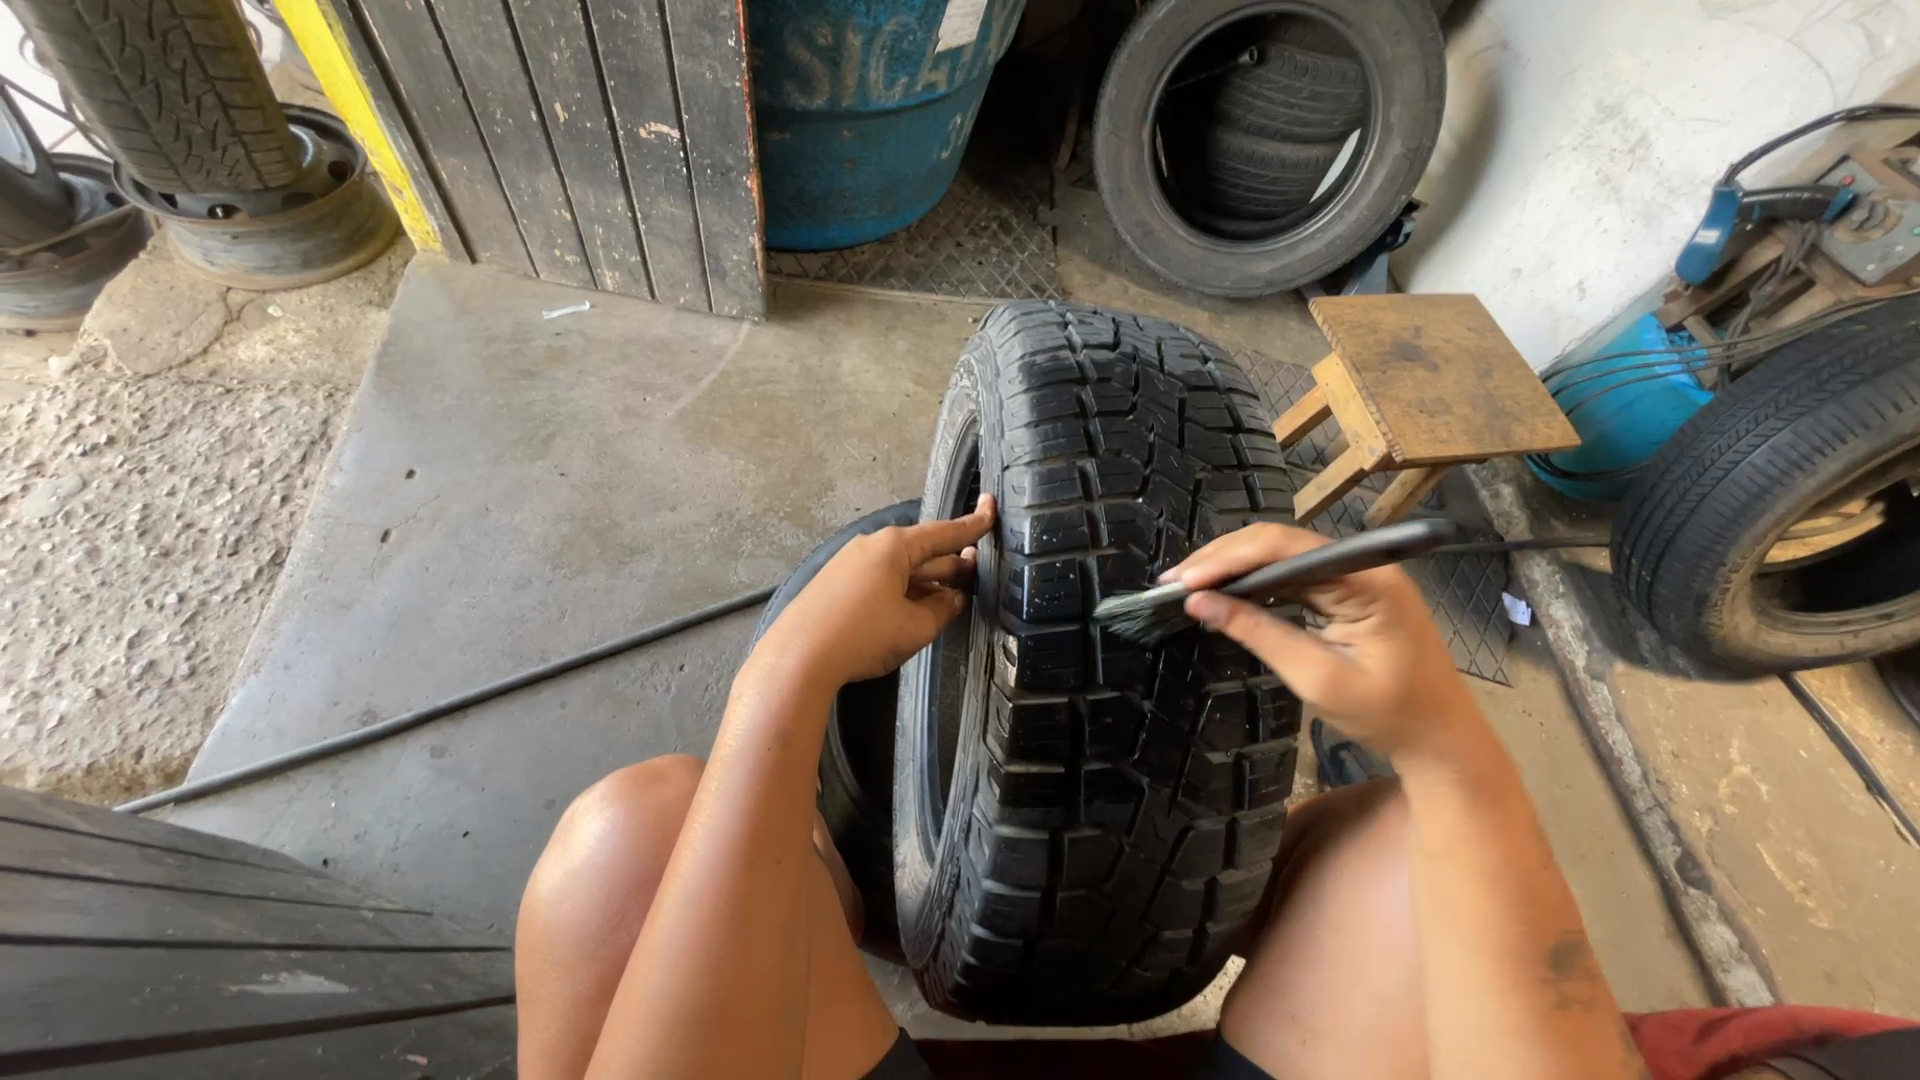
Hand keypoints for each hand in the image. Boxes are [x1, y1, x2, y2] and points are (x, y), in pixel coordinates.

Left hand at [750, 495, 995, 690]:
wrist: (799, 658)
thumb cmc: (862, 636)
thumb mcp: (915, 627)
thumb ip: (942, 609)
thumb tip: (953, 600)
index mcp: (894, 546)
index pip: (944, 533)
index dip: (972, 525)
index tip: (991, 509)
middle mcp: (871, 547)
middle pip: (922, 550)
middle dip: (949, 563)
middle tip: (976, 572)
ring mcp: (849, 564)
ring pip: (900, 568)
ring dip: (926, 582)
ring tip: (949, 597)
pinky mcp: (835, 584)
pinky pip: (880, 580)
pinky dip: (902, 591)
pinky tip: (913, 610)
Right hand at [1168, 523, 1478, 761]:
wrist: (1442, 741)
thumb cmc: (1389, 715)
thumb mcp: (1317, 677)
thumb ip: (1257, 633)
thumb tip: (1199, 604)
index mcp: (1366, 578)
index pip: (1283, 548)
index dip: (1227, 559)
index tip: (1184, 582)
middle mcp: (1360, 564)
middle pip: (1276, 544)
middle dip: (1220, 560)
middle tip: (1172, 583)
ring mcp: (1354, 576)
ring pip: (1278, 556)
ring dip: (1231, 570)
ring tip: (1186, 586)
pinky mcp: (1346, 593)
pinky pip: (1290, 576)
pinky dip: (1252, 584)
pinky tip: (1222, 594)